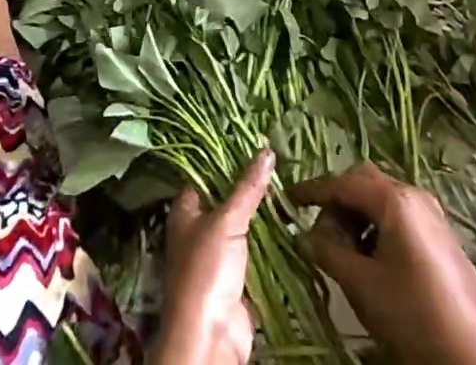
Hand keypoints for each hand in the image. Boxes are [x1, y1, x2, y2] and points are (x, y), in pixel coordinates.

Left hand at [151, 148, 274, 364]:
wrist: (210, 336)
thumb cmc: (206, 270)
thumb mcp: (227, 221)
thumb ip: (247, 188)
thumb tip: (266, 149)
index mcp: (186, 209)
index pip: (204, 172)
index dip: (226, 156)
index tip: (253, 140)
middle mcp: (198, 227)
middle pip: (226, 197)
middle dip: (249, 184)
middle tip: (279, 161)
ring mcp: (217, 253)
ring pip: (242, 223)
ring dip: (262, 211)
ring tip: (290, 186)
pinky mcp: (236, 275)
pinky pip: (254, 248)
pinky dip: (270, 237)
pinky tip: (290, 222)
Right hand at [290, 163, 475, 364]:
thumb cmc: (414, 312)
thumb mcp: (362, 284)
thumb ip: (328, 253)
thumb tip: (304, 237)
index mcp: (394, 200)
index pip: (342, 182)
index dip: (312, 190)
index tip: (288, 199)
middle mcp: (413, 194)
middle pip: (363, 181)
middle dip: (337, 200)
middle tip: (319, 228)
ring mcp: (429, 213)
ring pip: (380, 197)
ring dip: (356, 214)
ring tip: (342, 248)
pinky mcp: (437, 233)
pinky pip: (396, 214)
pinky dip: (375, 225)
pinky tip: (368, 256)